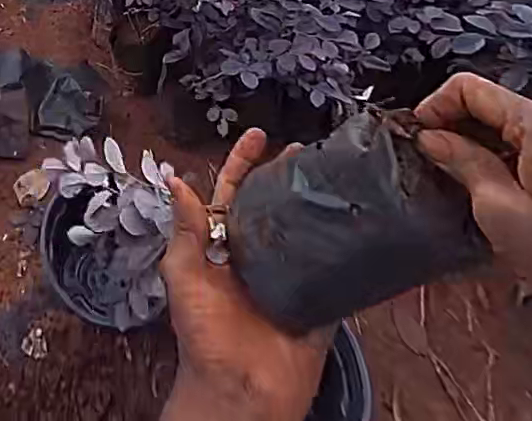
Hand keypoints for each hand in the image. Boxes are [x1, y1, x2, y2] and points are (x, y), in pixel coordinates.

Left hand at [161, 129, 328, 420]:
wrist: (237, 394)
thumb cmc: (202, 335)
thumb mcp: (184, 275)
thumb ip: (184, 229)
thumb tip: (175, 179)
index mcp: (222, 241)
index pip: (233, 190)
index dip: (243, 162)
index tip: (258, 136)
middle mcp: (255, 251)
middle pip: (272, 202)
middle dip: (284, 173)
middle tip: (302, 149)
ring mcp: (287, 274)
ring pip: (302, 227)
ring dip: (314, 201)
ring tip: (329, 174)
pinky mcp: (317, 301)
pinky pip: (331, 270)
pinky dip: (342, 249)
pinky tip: (355, 223)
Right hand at [413, 74, 531, 399]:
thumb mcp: (506, 216)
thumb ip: (465, 165)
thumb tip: (431, 137)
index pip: (471, 88)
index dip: (435, 106)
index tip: (417, 138)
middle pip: (495, 106)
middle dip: (457, 126)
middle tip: (433, 162)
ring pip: (517, 132)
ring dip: (483, 147)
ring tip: (465, 182)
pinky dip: (511, 164)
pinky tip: (505, 198)